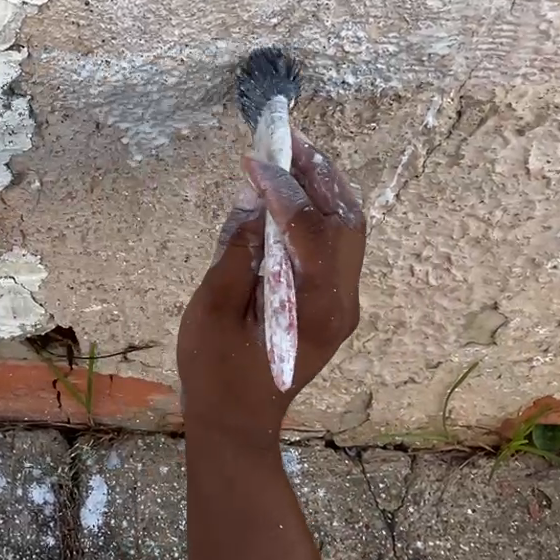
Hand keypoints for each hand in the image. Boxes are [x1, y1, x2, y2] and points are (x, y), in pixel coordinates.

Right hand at [177, 130, 364, 444]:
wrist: (238, 422)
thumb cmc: (217, 371)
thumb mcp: (212, 310)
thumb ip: (235, 253)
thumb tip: (252, 202)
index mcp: (314, 306)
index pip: (308, 229)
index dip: (281, 188)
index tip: (254, 158)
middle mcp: (341, 300)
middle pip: (346, 220)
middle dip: (319, 173)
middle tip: (286, 137)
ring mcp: (341, 302)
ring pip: (348, 228)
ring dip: (323, 186)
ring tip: (291, 152)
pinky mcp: (331, 302)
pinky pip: (335, 243)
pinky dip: (318, 209)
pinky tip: (292, 191)